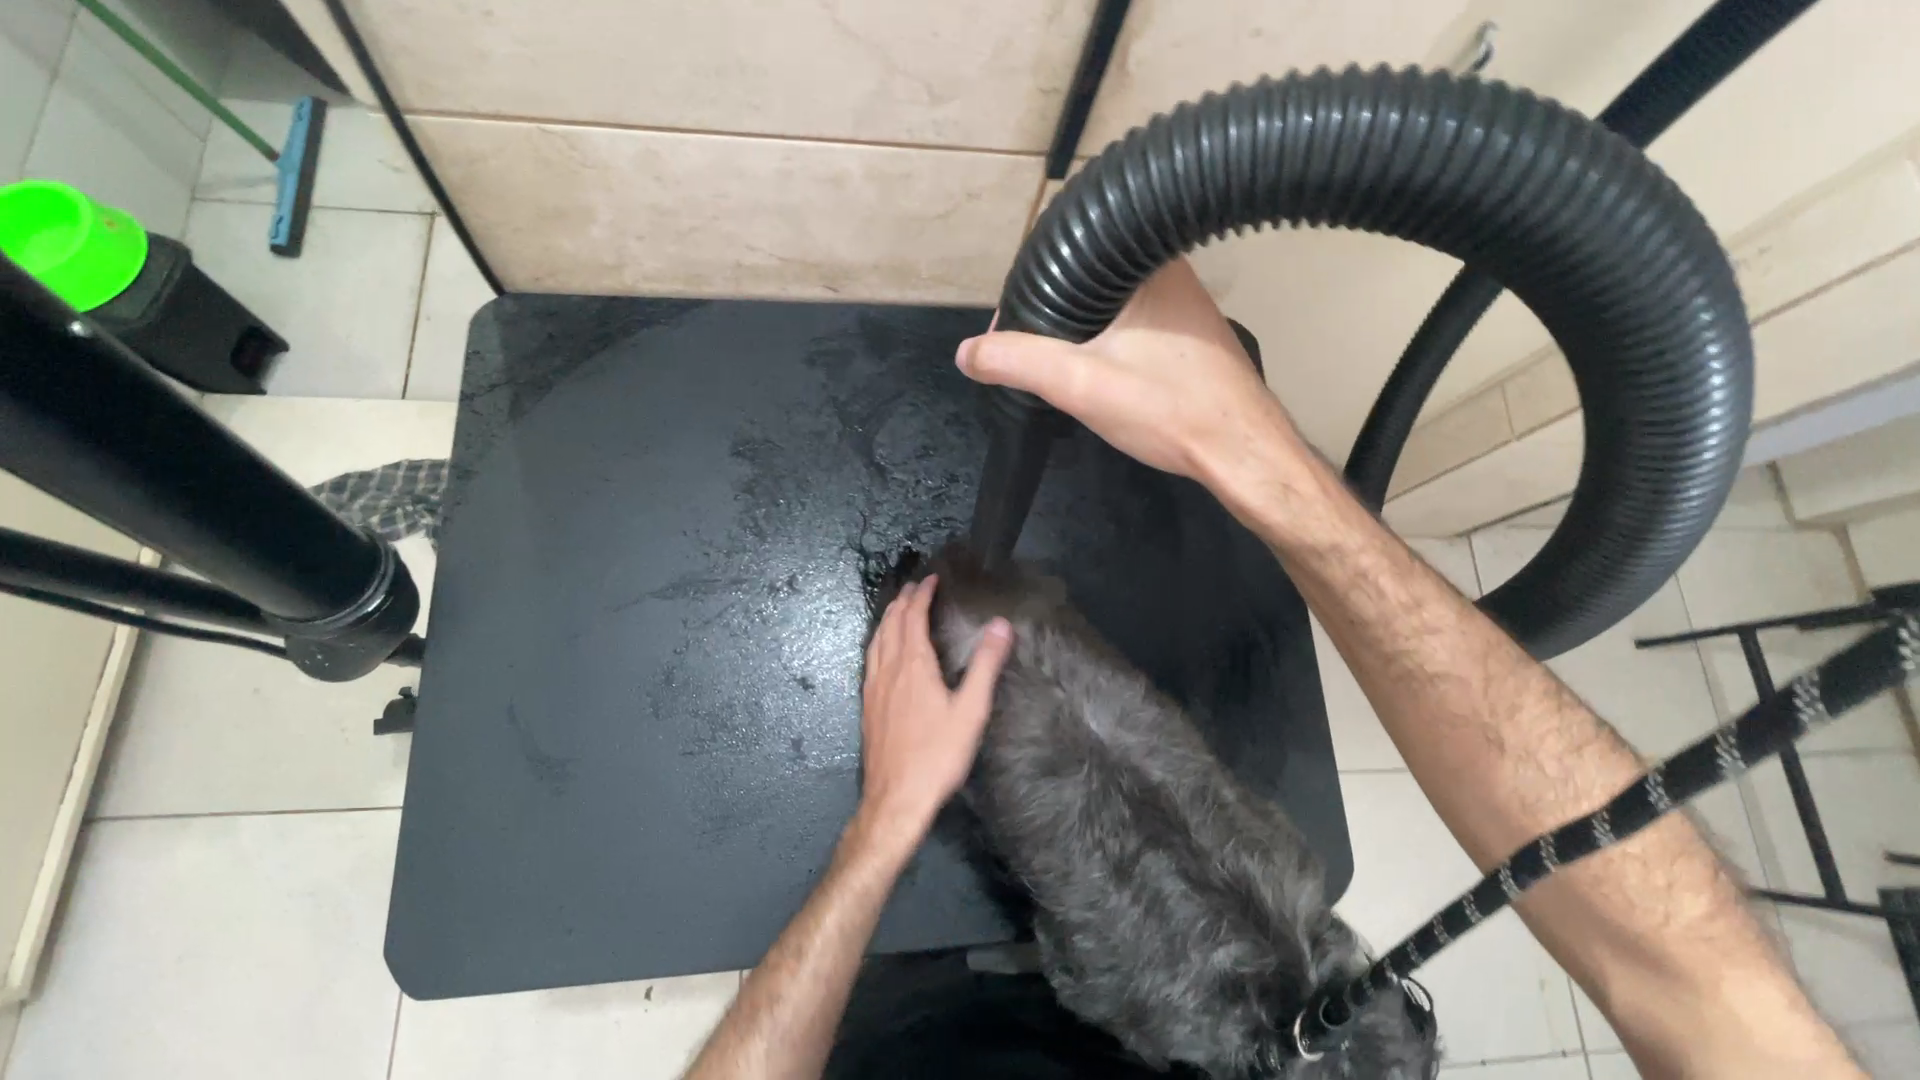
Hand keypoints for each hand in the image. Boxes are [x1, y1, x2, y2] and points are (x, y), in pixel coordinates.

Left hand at [856, 576, 1013, 848]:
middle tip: (914, 587)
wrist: (896, 797)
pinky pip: (870, 660)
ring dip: (887, 619)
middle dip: (903, 602)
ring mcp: (873, 689)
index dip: (922, 595)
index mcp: (913, 665)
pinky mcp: (867, 707)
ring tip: (896, 609)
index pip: (913, 618)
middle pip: (891, 625)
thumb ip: (986, 666)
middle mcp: (888, 670)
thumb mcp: (971, 710)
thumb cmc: (938, 755)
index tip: (931, 579)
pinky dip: (878, 642)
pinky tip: (881, 653)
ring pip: (876, 641)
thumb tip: (1001, 624)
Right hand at [955, 259, 1307, 493]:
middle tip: (1023, 350)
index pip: (1068, 250)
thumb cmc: (1167, 409)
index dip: (1027, 286)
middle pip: (1086, 277)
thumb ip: (1018, 363)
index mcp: (1146, 260)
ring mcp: (1183, 301)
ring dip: (1076, 328)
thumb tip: (966, 353)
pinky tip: (1093, 368)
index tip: (1008, 328)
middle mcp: (1169, 268)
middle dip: (1049, 311)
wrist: (1241, 452)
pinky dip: (1103, 340)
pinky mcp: (1188, 332)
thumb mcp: (1080, 384)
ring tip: (1050, 362)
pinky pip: (1129, 322)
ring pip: (1107, 302)